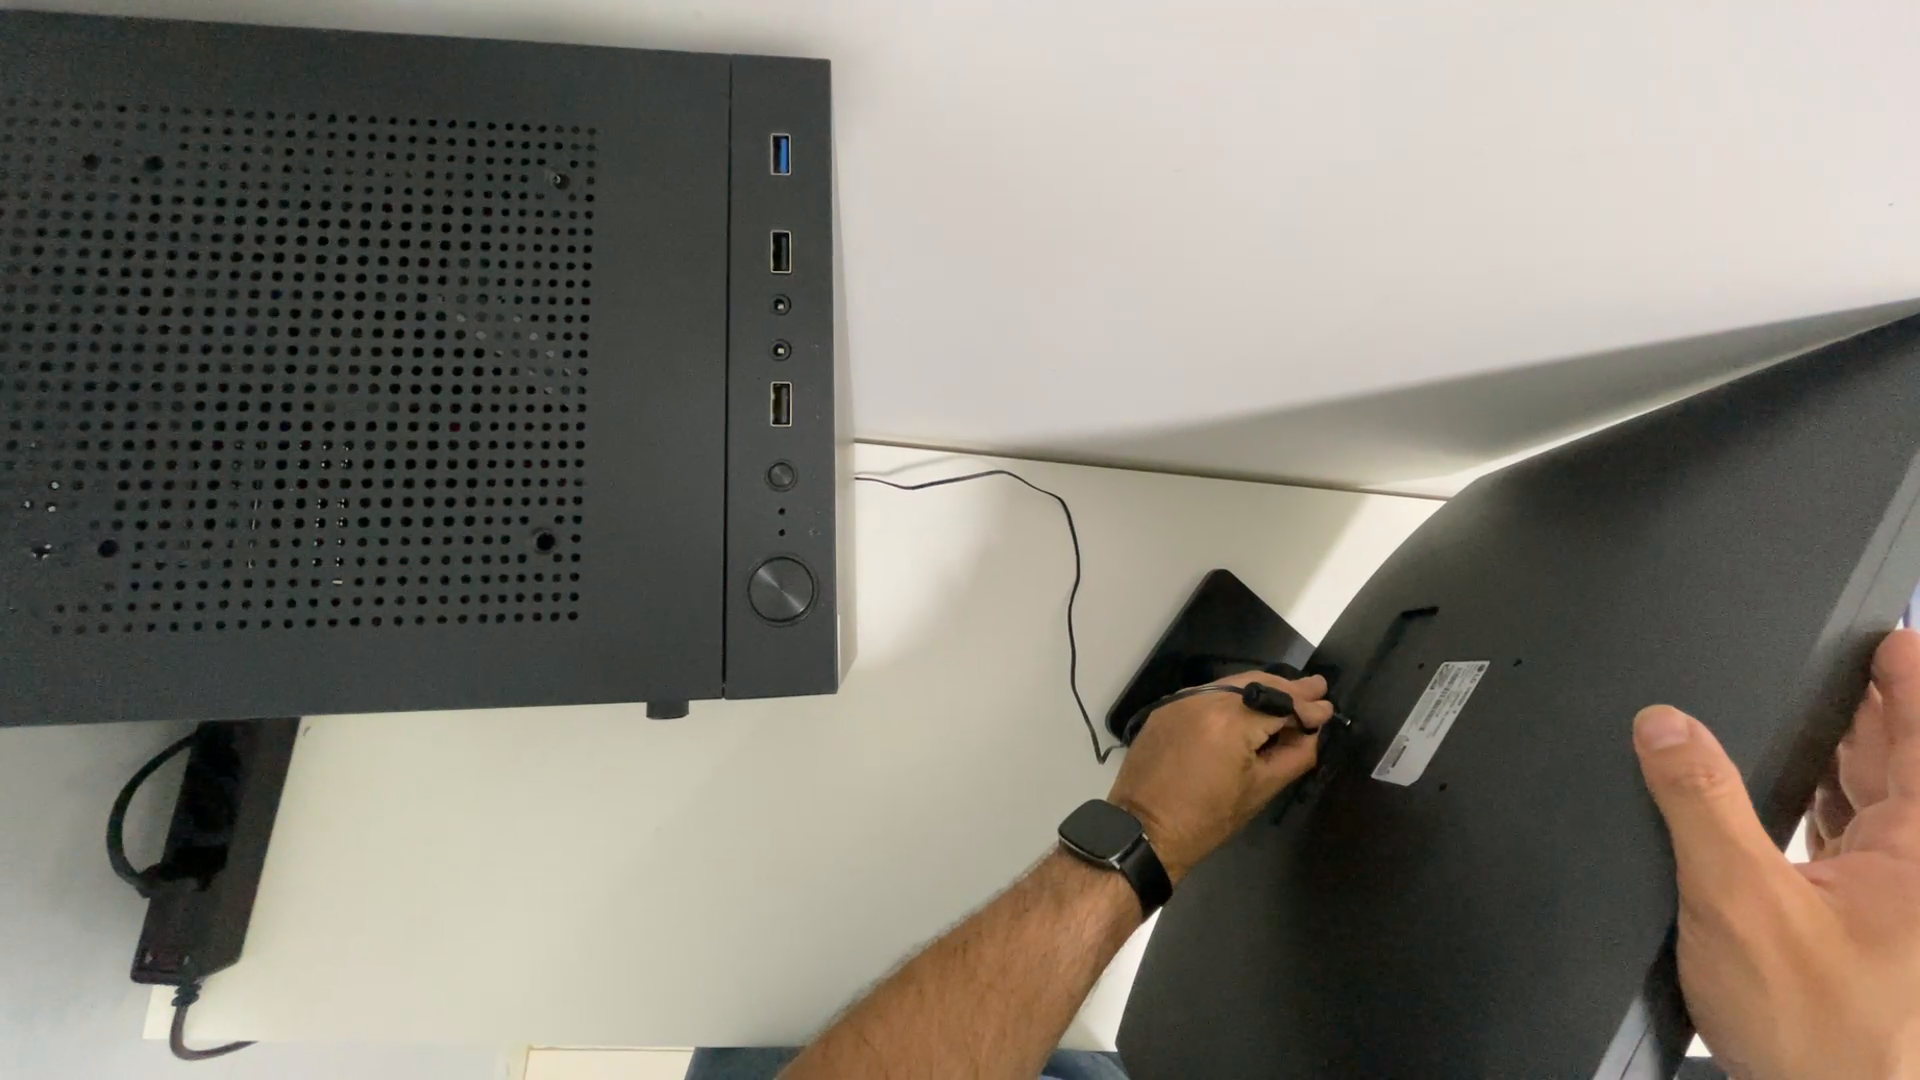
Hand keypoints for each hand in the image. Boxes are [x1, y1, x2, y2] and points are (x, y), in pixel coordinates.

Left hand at [1108, 671, 1330, 885]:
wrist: (1143, 827)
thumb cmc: (1206, 818)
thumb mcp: (1260, 790)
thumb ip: (1294, 755)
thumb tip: (1312, 731)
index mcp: (1230, 721)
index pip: (1281, 703)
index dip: (1308, 706)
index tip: (1328, 707)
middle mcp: (1204, 699)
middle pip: (1255, 682)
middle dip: (1287, 687)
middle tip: (1317, 687)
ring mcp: (1181, 701)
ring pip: (1230, 684)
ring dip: (1260, 688)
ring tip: (1289, 693)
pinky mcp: (1166, 709)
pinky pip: (1207, 694)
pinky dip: (1232, 696)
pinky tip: (1248, 704)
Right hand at [1632, 628, 1919, 1079]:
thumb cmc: (1821, 1029)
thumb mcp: (1742, 898)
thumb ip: (1701, 802)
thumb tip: (1665, 724)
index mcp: (1919, 860)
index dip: (1913, 692)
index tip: (1902, 644)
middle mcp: (1918, 876)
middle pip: (1906, 773)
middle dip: (1882, 716)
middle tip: (1852, 666)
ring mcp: (1897, 904)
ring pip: (1879, 808)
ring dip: (1853, 758)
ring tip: (1820, 715)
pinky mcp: (1863, 924)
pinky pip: (1850, 841)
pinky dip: (1825, 803)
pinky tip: (1794, 794)